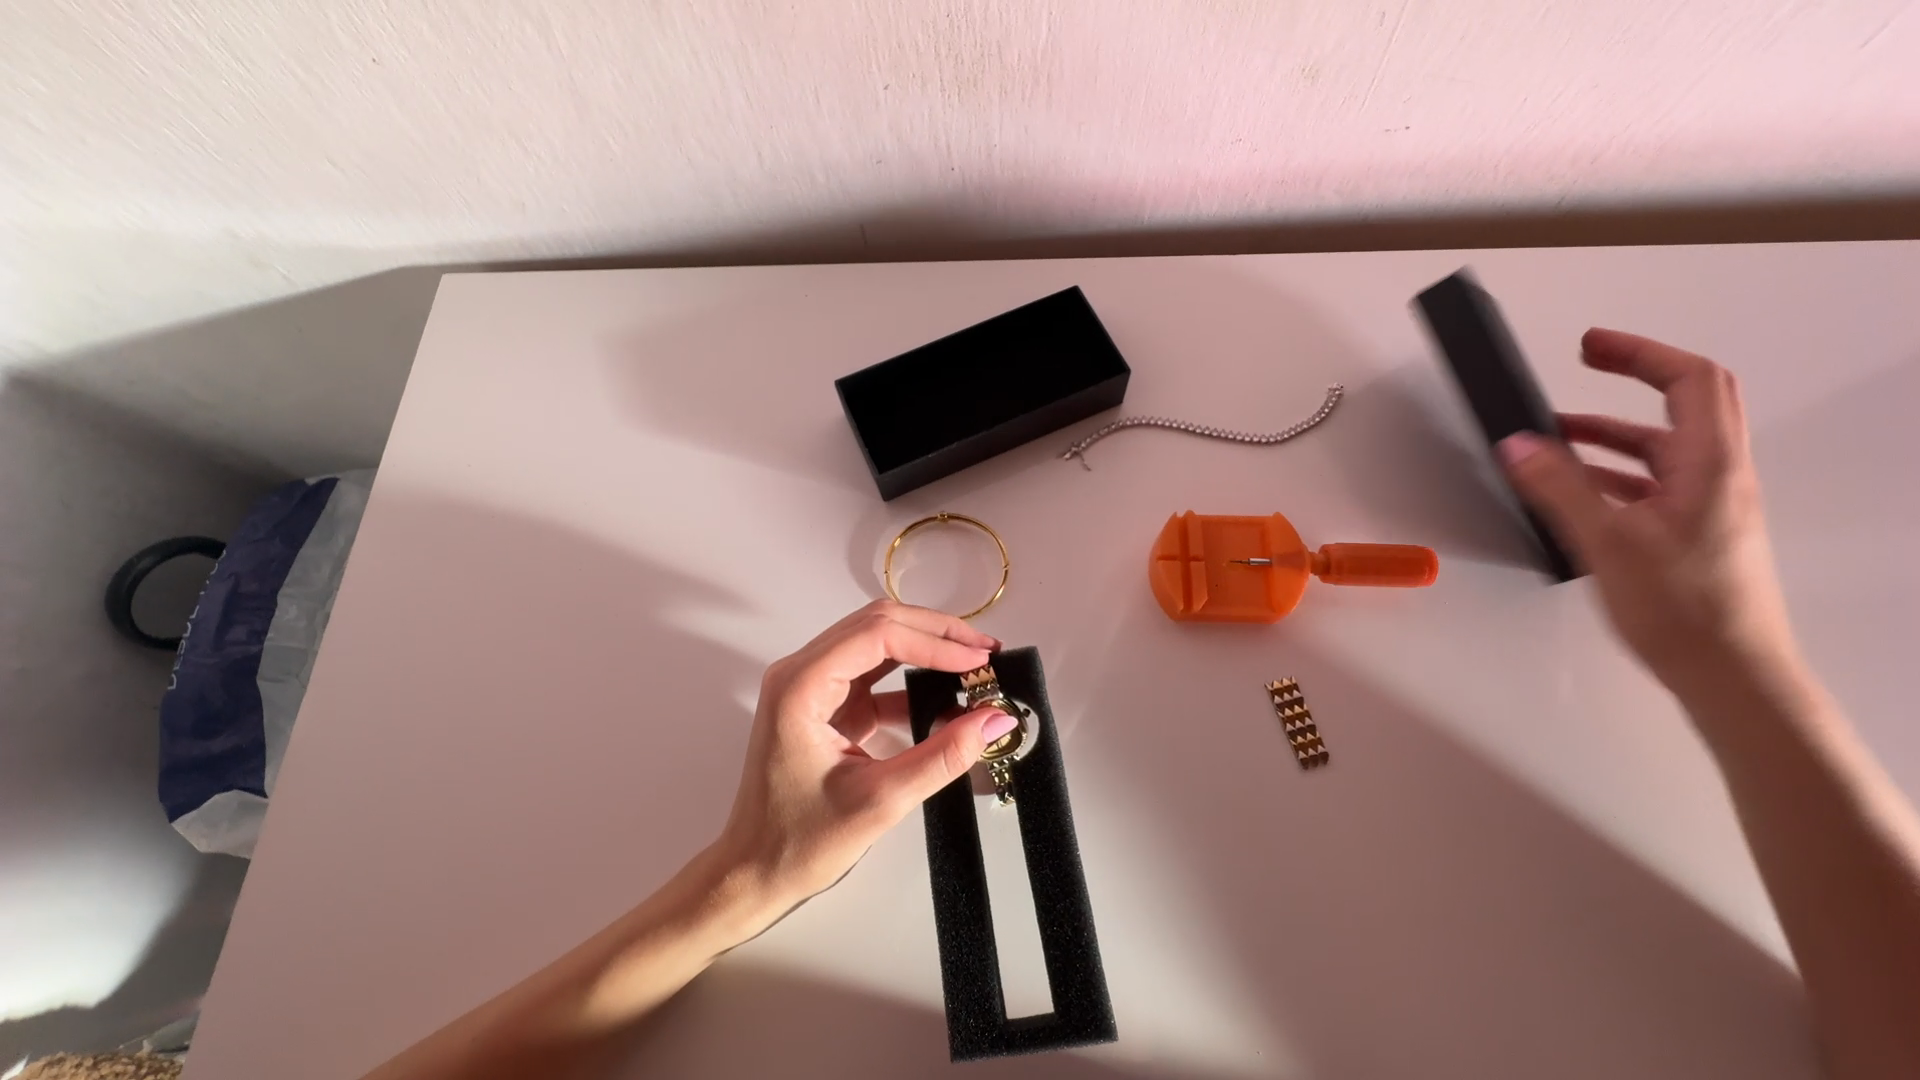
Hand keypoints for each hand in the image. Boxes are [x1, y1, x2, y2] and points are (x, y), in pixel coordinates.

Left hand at [711, 601, 1019, 920]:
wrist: (755, 871)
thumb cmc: (798, 841)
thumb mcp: (881, 800)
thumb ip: (942, 756)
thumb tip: (994, 720)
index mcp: (800, 687)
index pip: (877, 636)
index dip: (933, 642)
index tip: (978, 661)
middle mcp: (801, 674)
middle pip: (877, 625)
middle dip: (935, 633)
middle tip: (984, 651)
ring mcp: (814, 686)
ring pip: (878, 643)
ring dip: (926, 649)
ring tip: (973, 663)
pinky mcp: (828, 705)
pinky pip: (876, 675)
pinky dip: (914, 679)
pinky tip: (947, 697)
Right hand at [1498, 328, 1800, 698]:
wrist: (1730, 674)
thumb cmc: (1684, 610)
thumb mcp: (1608, 542)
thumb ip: (1560, 488)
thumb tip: (1519, 445)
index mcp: (1711, 466)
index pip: (1691, 381)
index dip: (1641, 354)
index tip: (1590, 346)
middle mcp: (1718, 477)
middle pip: (1688, 405)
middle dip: (1635, 379)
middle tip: (1585, 365)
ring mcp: (1707, 506)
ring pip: (1663, 448)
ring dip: (1611, 432)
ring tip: (1555, 435)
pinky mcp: (1690, 533)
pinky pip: (1651, 483)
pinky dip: (1611, 472)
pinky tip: (1573, 489)